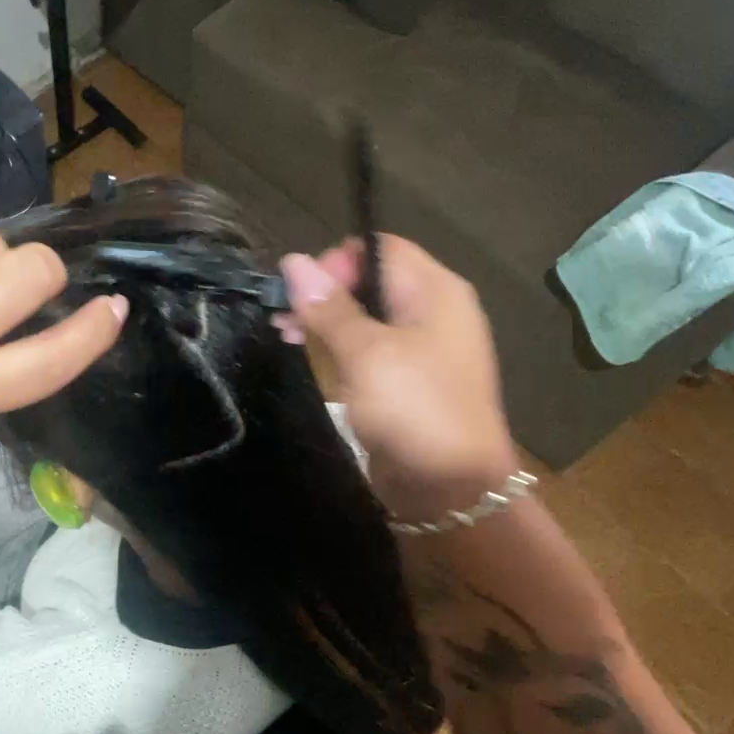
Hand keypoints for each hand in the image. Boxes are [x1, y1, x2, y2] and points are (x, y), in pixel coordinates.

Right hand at [278, 235, 518, 518]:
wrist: (450, 485)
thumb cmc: (414, 408)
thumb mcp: (366, 353)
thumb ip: (330, 307)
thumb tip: (292, 261)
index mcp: (435, 291)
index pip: (379, 248)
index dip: (336, 261)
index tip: (301, 293)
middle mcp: (431, 311)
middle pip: (369, 279)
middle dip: (323, 292)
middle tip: (283, 318)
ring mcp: (420, 347)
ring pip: (364, 315)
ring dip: (324, 320)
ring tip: (286, 335)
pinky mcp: (406, 379)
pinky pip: (368, 348)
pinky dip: (338, 347)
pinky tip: (310, 356)